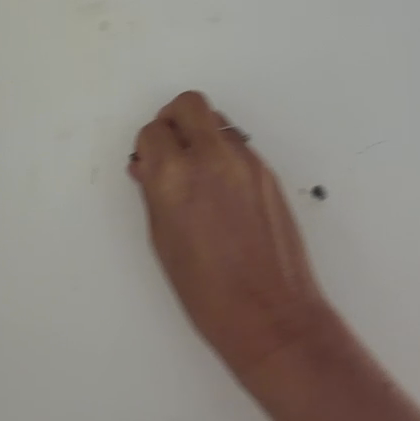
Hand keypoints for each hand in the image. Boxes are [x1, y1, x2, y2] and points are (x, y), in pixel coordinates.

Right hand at [129, 91, 336, 377]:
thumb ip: (154, 194)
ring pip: (217, 121)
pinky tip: (223, 192)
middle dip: (173, 120)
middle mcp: (210, 156)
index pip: (153, 131)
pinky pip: (239, 145)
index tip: (149, 164)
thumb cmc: (207, 291)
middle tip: (170, 147)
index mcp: (174, 176)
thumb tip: (148, 169)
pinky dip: (224, 154)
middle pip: (189, 105)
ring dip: (201, 135)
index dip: (148, 147)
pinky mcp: (268, 172)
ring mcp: (245, 161)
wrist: (271, 315)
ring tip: (198, 173)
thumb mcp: (164, 241)